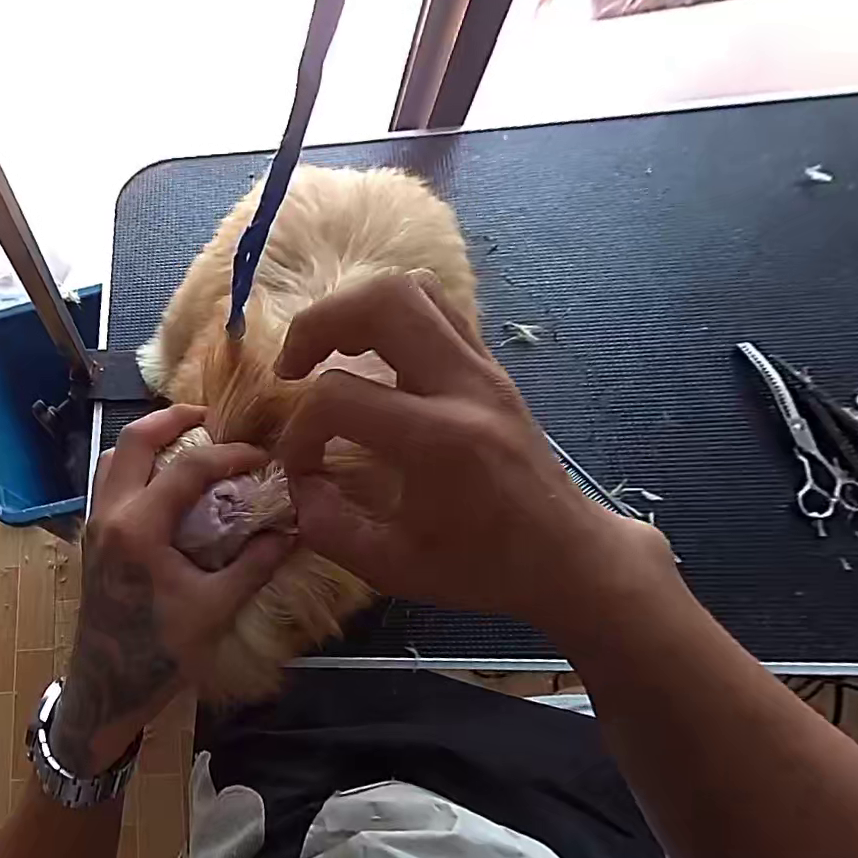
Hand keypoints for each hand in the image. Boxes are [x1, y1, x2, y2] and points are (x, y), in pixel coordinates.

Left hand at [57, 405, 293, 774]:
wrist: (107, 687)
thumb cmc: (161, 653)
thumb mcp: (215, 608)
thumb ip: (254, 564)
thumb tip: (291, 531)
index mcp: (138, 528)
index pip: (188, 468)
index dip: (230, 455)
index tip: (260, 457)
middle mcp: (109, 515)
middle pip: (131, 441)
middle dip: (171, 419)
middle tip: (209, 416)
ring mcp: (94, 526)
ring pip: (112, 459)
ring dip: (147, 441)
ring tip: (186, 440)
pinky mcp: (93, 540)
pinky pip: (110, 484)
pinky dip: (136, 468)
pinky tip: (165, 484)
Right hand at [274, 272, 675, 639]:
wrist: (565, 557)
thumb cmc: (479, 568)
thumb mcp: (388, 568)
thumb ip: (325, 526)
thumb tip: (298, 480)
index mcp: (439, 441)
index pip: (338, 398)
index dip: (299, 432)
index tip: (301, 469)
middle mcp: (465, 388)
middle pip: (382, 302)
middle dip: (317, 325)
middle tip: (292, 368)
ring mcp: (484, 368)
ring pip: (413, 290)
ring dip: (352, 311)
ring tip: (326, 354)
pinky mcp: (490, 367)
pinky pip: (435, 309)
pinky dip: (387, 320)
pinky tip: (369, 358)